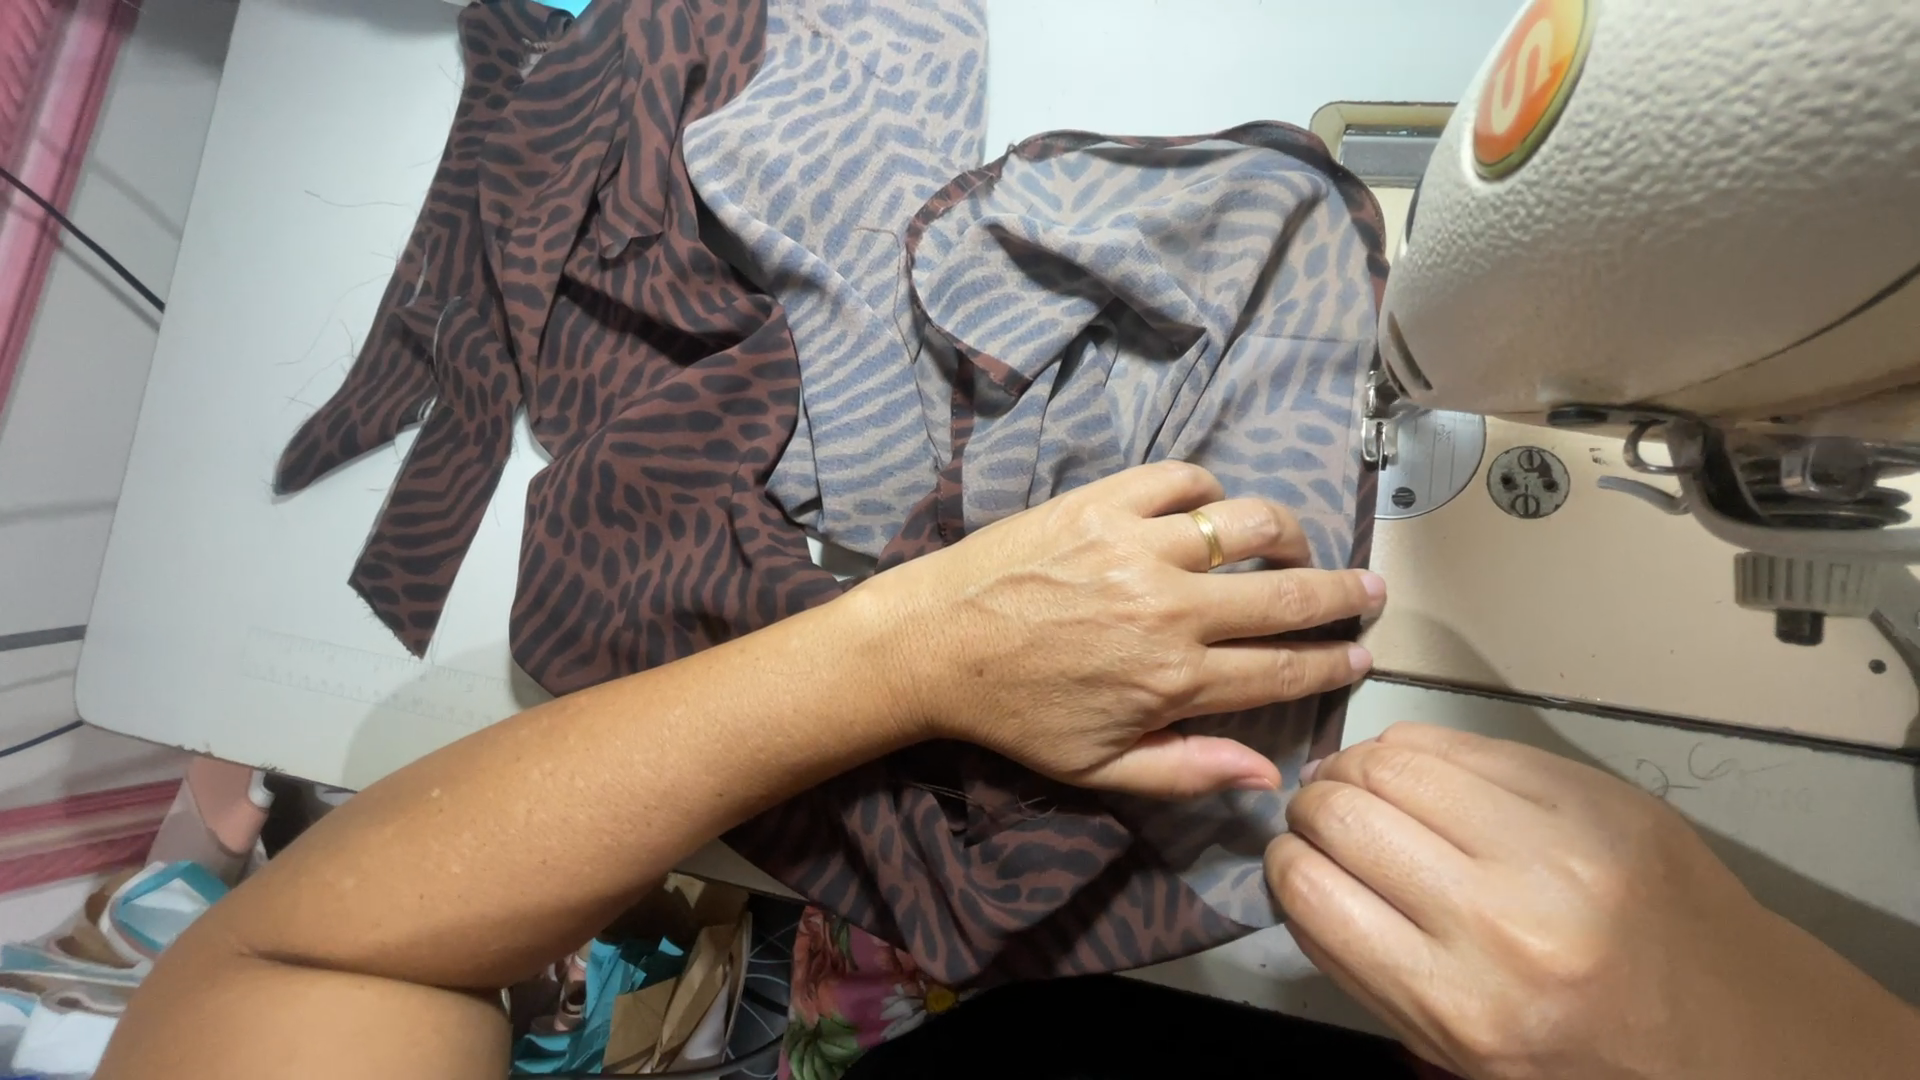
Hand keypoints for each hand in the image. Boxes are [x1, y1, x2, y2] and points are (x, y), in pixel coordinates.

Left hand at [858, 461, 1383, 799]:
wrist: (934, 643)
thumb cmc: (1014, 712)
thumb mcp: (1096, 767)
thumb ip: (1187, 769)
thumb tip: (1270, 772)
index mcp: (1172, 679)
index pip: (1281, 669)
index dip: (1332, 662)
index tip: (1361, 653)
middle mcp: (1169, 608)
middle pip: (1286, 594)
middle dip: (1342, 594)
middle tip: (1366, 590)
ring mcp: (1136, 546)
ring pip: (1248, 523)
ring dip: (1288, 534)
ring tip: (1290, 546)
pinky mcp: (1099, 504)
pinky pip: (1179, 478)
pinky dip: (1207, 488)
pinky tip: (1207, 508)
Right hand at [1266, 723, 1919, 1079]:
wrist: (1766, 1049)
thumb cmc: (1594, 1062)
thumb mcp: (1461, 1052)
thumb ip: (1363, 965)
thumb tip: (1296, 870)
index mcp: (1465, 1006)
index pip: (1307, 887)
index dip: (1283, 863)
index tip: (1296, 861)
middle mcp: (1508, 923)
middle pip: (1339, 811)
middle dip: (1310, 809)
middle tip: (1324, 820)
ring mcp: (1559, 847)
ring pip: (1386, 759)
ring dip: (1353, 770)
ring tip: (1363, 788)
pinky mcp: (1593, 796)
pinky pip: (1452, 741)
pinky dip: (1412, 753)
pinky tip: (1419, 778)